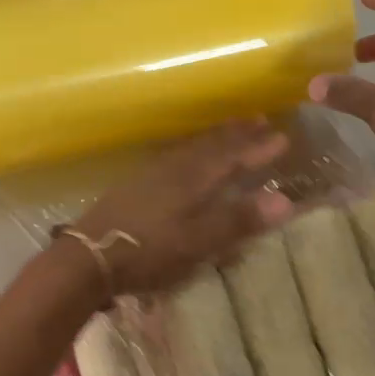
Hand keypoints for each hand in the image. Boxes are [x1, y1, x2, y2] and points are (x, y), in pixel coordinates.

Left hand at [69, 122, 293, 295]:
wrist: (88, 255)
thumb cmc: (148, 251)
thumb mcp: (198, 242)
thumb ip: (238, 220)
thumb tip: (286, 201)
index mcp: (193, 178)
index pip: (233, 156)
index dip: (258, 149)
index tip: (283, 137)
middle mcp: (174, 168)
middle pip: (211, 145)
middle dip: (238, 134)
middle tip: (261, 120)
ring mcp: (151, 174)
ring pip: (191, 147)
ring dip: (214, 138)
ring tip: (230, 131)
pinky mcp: (134, 184)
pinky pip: (174, 155)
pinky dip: (192, 149)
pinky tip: (185, 157)